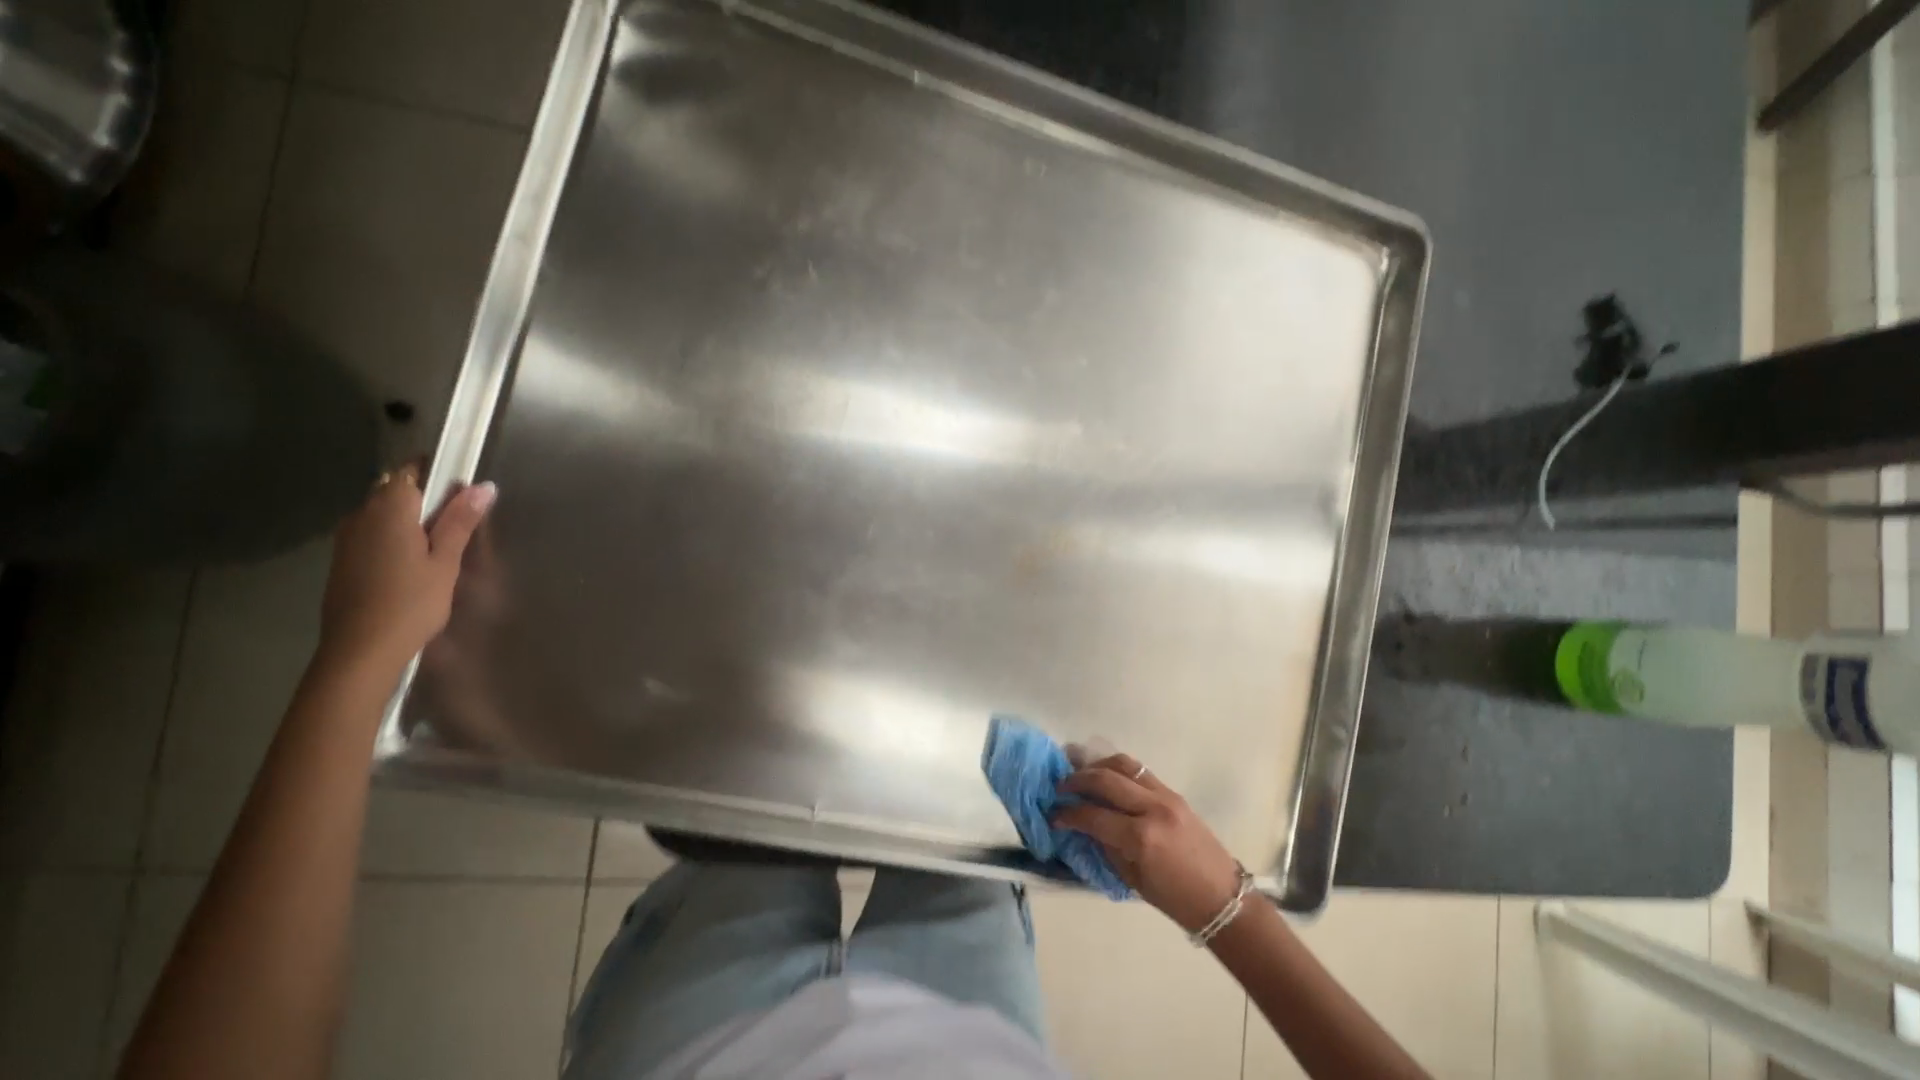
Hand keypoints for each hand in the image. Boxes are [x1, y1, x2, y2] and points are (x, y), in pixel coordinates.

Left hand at [318, 465, 495, 676]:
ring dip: (409, 521)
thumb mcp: (445, 562)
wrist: (359, 651)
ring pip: (383, 514)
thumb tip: (483, 486)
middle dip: (426, 499)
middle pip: (396, 490)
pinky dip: (393, 539)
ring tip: (438, 549)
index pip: (412, 470)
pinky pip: (372, 534)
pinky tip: (411, 567)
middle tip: (458, 526)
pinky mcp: (342, 560)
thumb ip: (460, 521)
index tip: (463, 491)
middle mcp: (361, 514)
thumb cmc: (410, 604)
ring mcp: (347, 538)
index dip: (439, 472)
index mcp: (388, 508)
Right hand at [1052, 755, 1244, 933]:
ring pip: (1124, 764)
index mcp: (1140, 838)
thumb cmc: (1173, 898)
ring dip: (1097, 765)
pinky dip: (1118, 770)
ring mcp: (1166, 796)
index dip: (1067, 814)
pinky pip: (1140, 772)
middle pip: (1105, 779)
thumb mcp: (1131, 878)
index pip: (1092, 815)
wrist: (1220, 896)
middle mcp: (1152, 808)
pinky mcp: (1174, 793)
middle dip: (1076, 780)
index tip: (1053, 815)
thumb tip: (1081, 825)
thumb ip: (1105, 845)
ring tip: (1080, 774)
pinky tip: (1106, 779)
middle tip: (1060, 788)